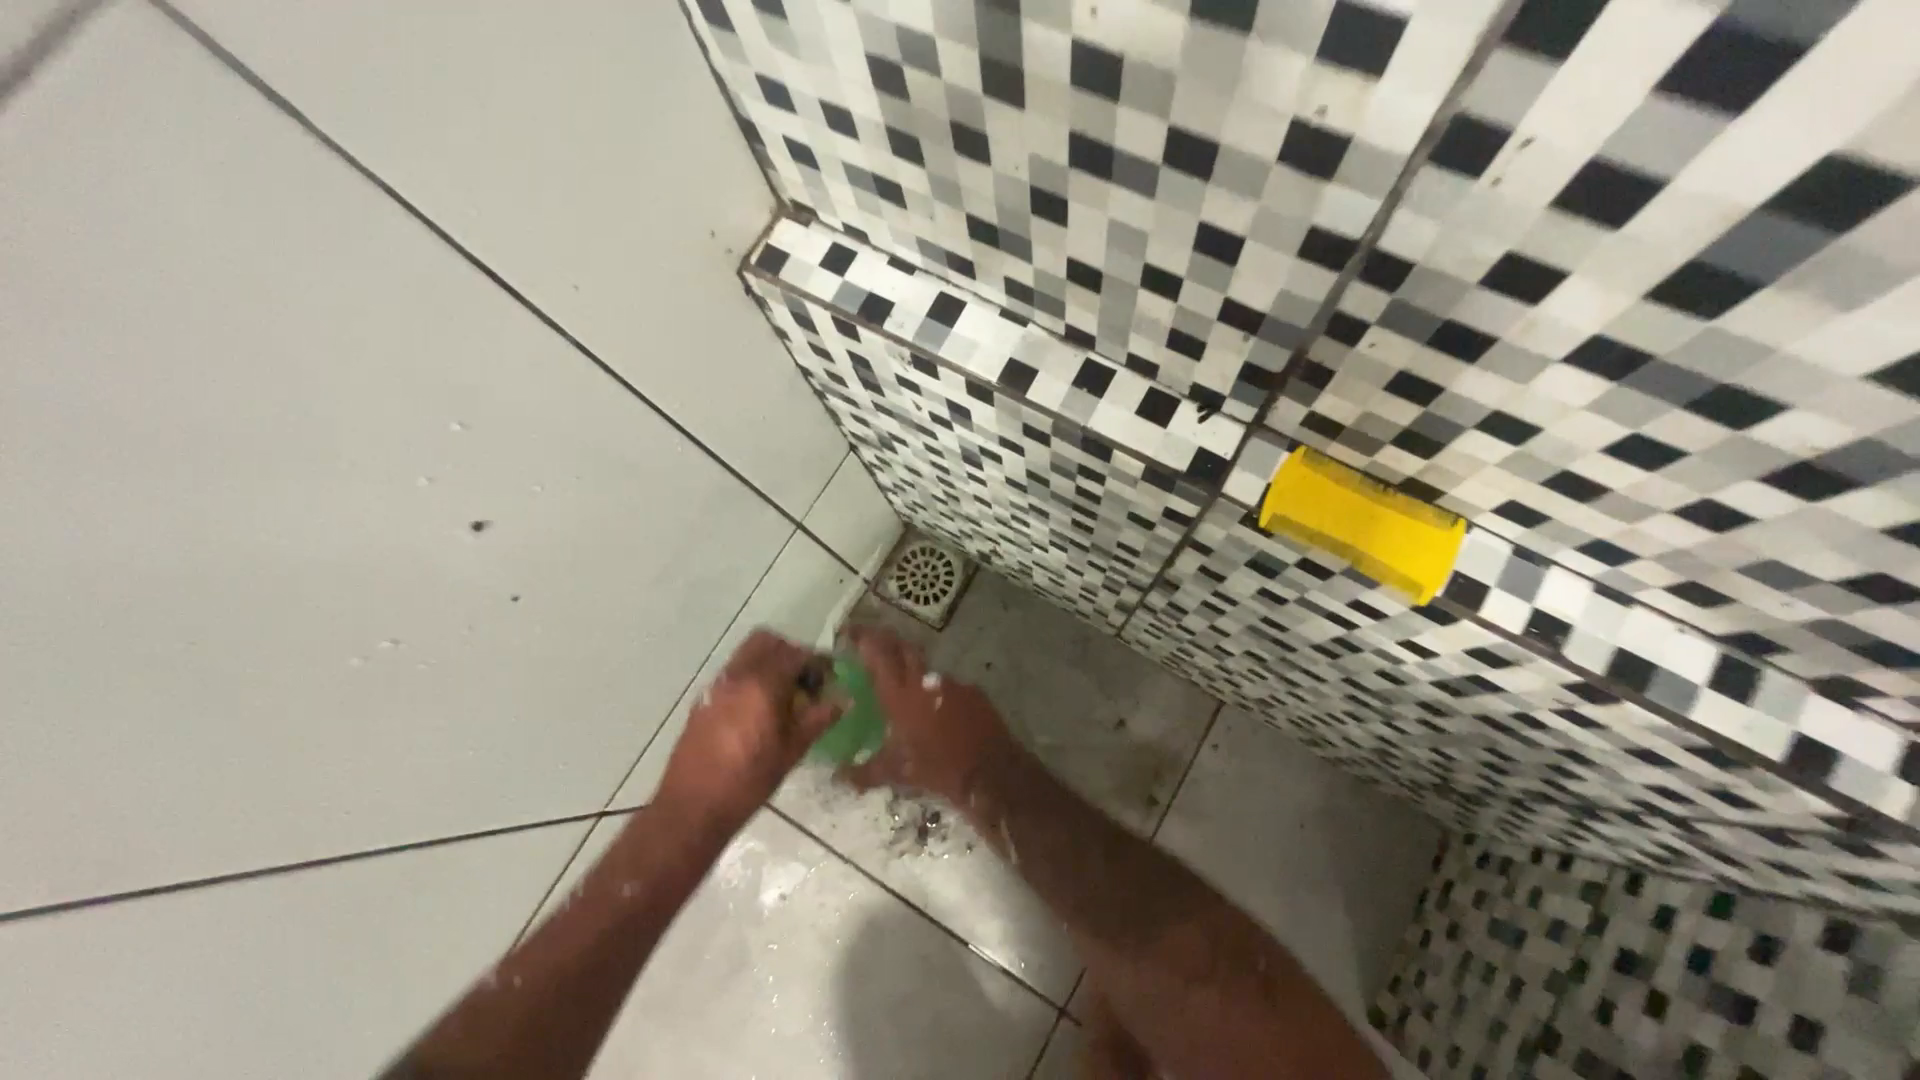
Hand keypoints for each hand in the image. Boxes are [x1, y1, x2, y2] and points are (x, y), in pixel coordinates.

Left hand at [655, 630, 841, 834]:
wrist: (693, 807)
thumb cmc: (749, 781)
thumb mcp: (792, 751)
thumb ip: (819, 718)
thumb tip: (843, 699)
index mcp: (762, 685)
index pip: (796, 654)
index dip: (817, 661)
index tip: (830, 677)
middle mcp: (737, 676)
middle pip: (767, 641)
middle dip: (790, 653)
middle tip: (805, 679)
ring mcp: (716, 686)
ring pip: (746, 655)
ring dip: (768, 663)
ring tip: (784, 696)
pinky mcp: (703, 701)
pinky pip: (732, 675)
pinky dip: (750, 679)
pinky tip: (759, 712)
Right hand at [841, 625, 1014, 805]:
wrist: (991, 772)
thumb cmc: (938, 769)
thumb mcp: (897, 774)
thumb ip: (865, 772)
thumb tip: (838, 776)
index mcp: (900, 695)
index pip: (879, 654)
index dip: (864, 639)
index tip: (851, 632)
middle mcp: (924, 681)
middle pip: (903, 648)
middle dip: (888, 642)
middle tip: (875, 645)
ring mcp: (952, 683)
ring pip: (927, 667)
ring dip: (914, 670)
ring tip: (907, 688)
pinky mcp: (974, 692)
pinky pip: (950, 686)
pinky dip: (939, 692)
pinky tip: (939, 710)